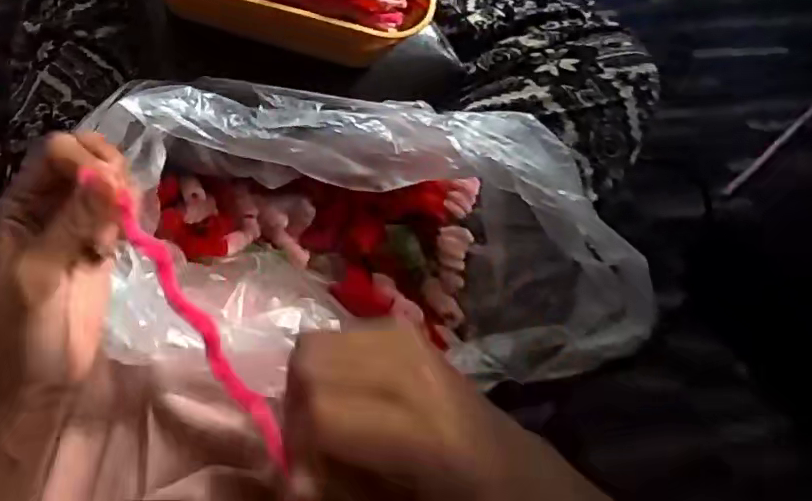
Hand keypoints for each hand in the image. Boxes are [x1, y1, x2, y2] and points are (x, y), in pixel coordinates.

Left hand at [0, 131, 129, 402]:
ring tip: (114, 233)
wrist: (40, 382)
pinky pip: (122, 205)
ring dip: (122, 191)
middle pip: (86, 153)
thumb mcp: (40, 273)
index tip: (106, 186)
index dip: (82, 158)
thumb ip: (73, 223)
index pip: (56, 149)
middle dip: (108, 168)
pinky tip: (121, 240)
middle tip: (120, 202)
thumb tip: (109, 178)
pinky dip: (129, 212)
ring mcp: (78, 217)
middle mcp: (50, 199)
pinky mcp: (102, 238)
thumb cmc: (23, 328)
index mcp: (23, 198)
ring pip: (108, 176)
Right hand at [285, 325, 606, 500]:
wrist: (521, 475)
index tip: (302, 483)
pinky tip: (345, 399)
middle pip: (309, 362)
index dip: (298, 448)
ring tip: (323, 425)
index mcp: (425, 431)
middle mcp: (412, 368)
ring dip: (306, 385)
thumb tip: (290, 477)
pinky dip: (326, 367)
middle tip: (308, 450)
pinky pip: (336, 334)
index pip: (322, 410)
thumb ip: (343, 490)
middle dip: (293, 409)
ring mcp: (407, 338)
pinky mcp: (401, 326)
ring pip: (315, 341)